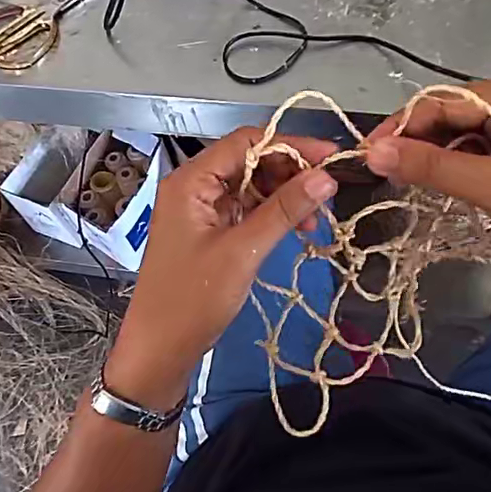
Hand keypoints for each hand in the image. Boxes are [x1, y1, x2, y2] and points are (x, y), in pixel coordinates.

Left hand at [105, 130, 337, 408]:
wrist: (159, 350)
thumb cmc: (192, 300)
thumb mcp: (243, 251)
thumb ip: (284, 210)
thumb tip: (325, 178)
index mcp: (192, 180)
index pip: (247, 141)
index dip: (292, 146)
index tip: (331, 158)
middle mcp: (194, 186)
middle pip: (251, 161)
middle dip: (291, 173)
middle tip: (328, 193)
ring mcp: (201, 209)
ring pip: (253, 186)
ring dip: (286, 196)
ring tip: (317, 219)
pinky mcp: (210, 230)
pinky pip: (247, 209)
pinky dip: (273, 215)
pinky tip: (297, 229)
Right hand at [363, 76, 490, 272]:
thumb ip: (432, 166)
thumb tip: (372, 152)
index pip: (454, 98)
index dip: (408, 123)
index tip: (370, 150)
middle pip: (462, 114)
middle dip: (424, 141)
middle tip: (383, 168)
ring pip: (472, 136)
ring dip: (441, 156)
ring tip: (409, 179)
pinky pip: (488, 153)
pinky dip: (463, 168)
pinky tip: (444, 184)